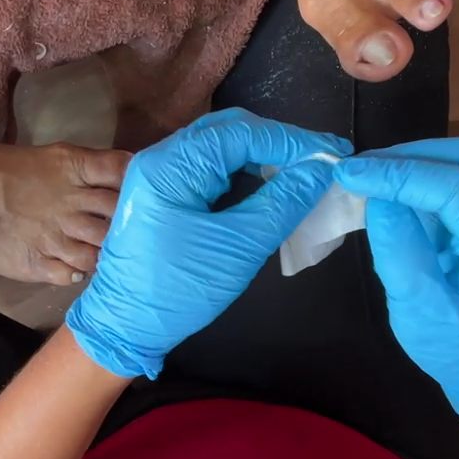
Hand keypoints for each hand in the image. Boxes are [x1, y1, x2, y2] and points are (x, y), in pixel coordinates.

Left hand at [66, 110, 350, 377]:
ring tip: (302, 172)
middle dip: (278, 143)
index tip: (333, 153)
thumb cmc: (178, 290)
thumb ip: (282, 202)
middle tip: (321, 161)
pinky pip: (210, 172)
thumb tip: (321, 169)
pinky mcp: (164, 196)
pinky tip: (269, 185)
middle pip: (229, 132)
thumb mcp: (237, 247)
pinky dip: (243, 174)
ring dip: (262, 157)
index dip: (291, 140)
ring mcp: (159, 177)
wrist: (125, 326)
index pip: (241, 133)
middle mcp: (160, 160)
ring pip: (220, 150)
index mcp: (170, 166)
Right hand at [335, 138, 458, 422]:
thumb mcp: (422, 316)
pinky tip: (399, 192)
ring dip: (421, 162)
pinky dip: (432, 178)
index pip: (456, 187)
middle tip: (360, 169)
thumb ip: (401, 255)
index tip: (349, 173)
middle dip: (411, 157)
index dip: (399, 174)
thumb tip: (378, 199)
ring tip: (374, 176)